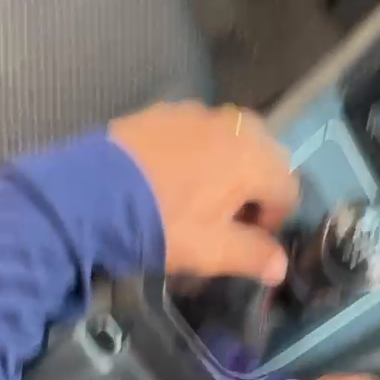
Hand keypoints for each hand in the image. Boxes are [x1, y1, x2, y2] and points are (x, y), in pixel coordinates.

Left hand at [110, 102, 297, 284]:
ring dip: (229, 168)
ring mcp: (197, 113)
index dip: (275, 220)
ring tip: (201, 198)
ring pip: (232, 140)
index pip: (287, 189)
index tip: (250, 242)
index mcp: (254, 159)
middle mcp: (234, 127)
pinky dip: (199, 153)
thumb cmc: (165, 225)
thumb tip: (280, 267)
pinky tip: (173, 178)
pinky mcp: (164, 111)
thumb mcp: (212, 251)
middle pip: (265, 157)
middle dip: (256, 188)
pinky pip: (197, 132)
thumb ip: (253, 256)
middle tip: (229, 219)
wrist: (92, 192)